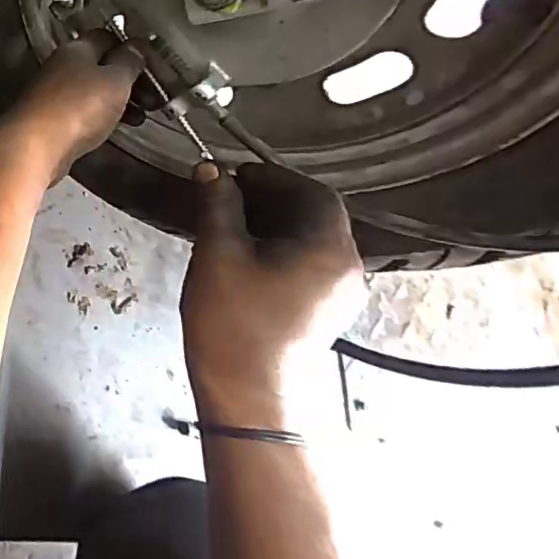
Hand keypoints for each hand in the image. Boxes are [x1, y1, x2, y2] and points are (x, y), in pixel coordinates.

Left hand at [2, 33, 141, 176]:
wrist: (35, 146)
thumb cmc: (78, 106)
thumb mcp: (115, 80)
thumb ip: (129, 61)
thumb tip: (134, 47)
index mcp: (76, 49)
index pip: (107, 37)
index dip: (131, 48)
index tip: (151, 65)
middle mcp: (60, 67)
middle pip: (100, 65)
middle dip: (128, 79)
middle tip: (152, 96)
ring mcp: (52, 93)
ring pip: (92, 90)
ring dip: (118, 100)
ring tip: (140, 116)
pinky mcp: (50, 119)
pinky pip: (82, 112)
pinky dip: (101, 117)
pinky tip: (115, 129)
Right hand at [181, 161, 364, 425]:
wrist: (247, 390)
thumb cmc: (233, 317)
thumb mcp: (218, 251)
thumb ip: (218, 204)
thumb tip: (211, 168)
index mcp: (329, 249)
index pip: (314, 193)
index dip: (275, 176)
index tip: (236, 173)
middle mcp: (346, 268)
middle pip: (317, 215)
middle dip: (273, 196)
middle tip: (230, 191)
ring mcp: (339, 293)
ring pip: (312, 238)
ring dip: (275, 219)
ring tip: (232, 216)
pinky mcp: (324, 309)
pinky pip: (309, 261)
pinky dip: (281, 243)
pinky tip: (246, 247)